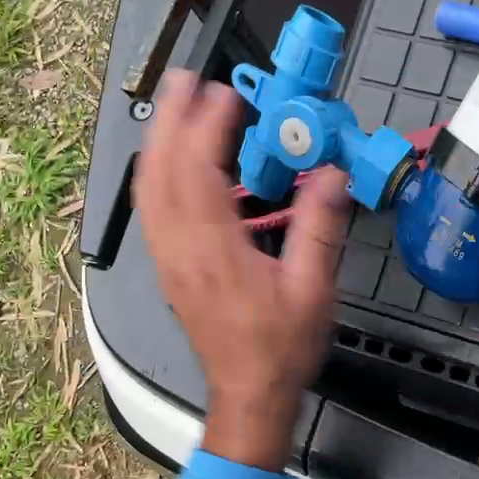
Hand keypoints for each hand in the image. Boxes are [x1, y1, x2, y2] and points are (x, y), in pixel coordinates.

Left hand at [135, 70, 351, 469]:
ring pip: (147, 187)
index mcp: (214, 249)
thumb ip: (320, 229)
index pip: (200, 168)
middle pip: (159, 167)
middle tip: (188, 82)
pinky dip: (156, 176)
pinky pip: (150, 211)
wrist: (249, 395)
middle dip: (171, 117)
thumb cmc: (281, 349)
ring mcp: (167, 260)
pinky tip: (170, 167)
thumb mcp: (313, 291)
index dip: (209, 123)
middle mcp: (179, 249)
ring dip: (159, 142)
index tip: (229, 96)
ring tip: (176, 111)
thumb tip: (331, 176)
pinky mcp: (168, 271)